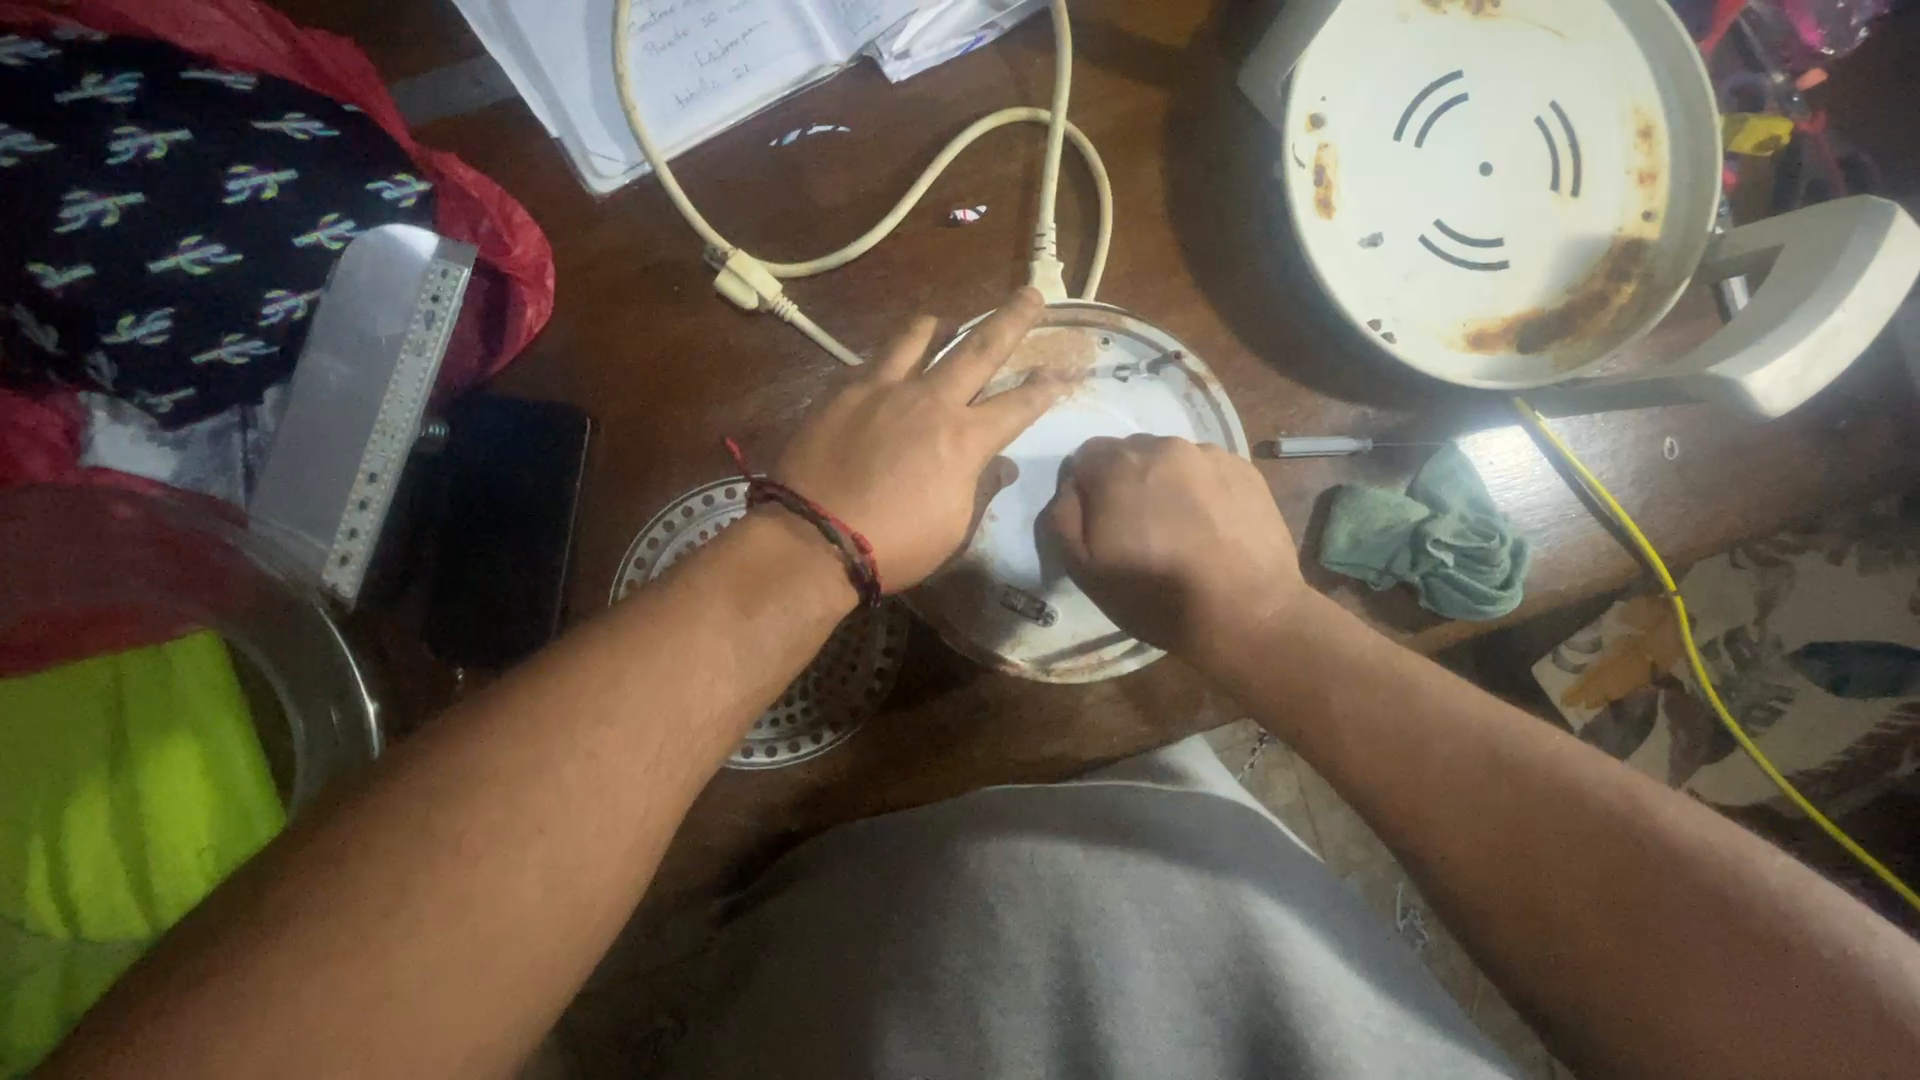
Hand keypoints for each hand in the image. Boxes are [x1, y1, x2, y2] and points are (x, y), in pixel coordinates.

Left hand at [775, 289, 1069, 590]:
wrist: (814, 540)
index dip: (1046, 388)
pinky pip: (874, 359)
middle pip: (980, 347)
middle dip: (1013, 319)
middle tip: (1031, 294)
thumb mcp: (953, 530)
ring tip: (949, 322)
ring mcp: (883, 388)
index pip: (1018, 404)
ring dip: (943, 325)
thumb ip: (980, 489)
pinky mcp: (843, 391)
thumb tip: (1002, 467)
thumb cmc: (894, 546)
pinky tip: (890, 365)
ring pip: (919, 336)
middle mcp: (930, 400)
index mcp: (964, 439)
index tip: (1063, 372)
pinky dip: (892, 355)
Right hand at [1042, 435, 1306, 658]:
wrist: (1247, 613)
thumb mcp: (1083, 569)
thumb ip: (1062, 517)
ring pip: (1171, 461)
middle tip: (1138, 530)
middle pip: (1131, 453)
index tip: (1100, 525)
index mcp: (1119, 464)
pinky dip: (1202, 491)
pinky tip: (1210, 529)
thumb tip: (1069, 487)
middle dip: (1126, 483)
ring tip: (1179, 531)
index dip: (1088, 490)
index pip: (1086, 456)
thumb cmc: (1155, 594)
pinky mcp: (1247, 471)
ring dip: (1166, 485)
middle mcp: (1165, 445)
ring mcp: (1211, 455)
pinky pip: (1208, 472)